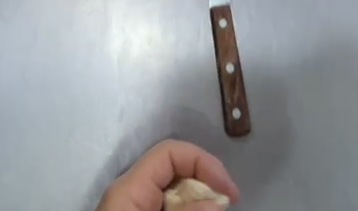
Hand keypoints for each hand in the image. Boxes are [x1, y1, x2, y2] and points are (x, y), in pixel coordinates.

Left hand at [94, 140, 240, 210]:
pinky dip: (184, 208)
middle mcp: (127, 189)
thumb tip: (219, 200)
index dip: (204, 162)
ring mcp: (129, 204)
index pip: (171, 151)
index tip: (230, 190)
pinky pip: (163, 204)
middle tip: (227, 202)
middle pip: (173, 169)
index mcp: (128, 184)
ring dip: (196, 197)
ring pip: (170, 189)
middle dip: (203, 181)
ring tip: (215, 207)